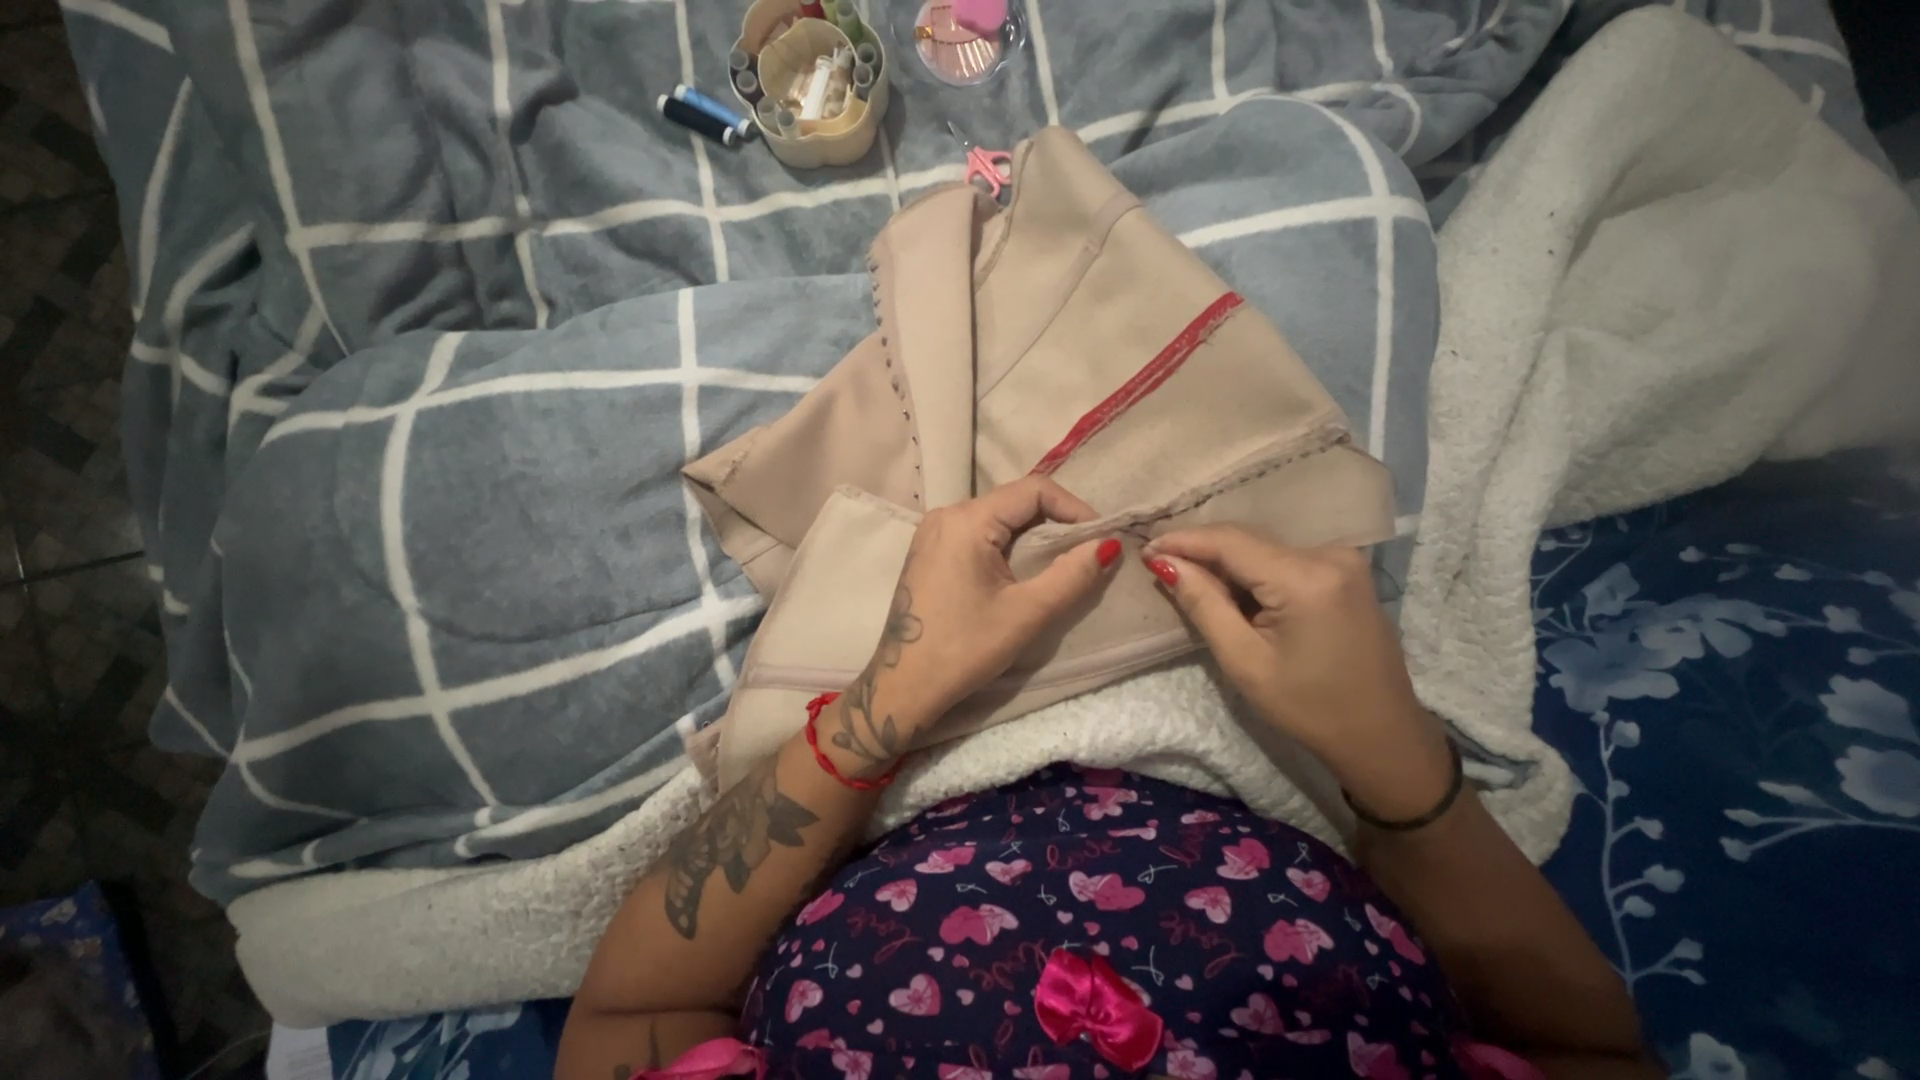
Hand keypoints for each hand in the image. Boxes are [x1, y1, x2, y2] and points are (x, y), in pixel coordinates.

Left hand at [820, 477, 1121, 776]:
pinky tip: (1023, 572)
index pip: (1033, 489)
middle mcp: (945, 515)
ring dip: (1033, 535)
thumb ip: (1072, 575)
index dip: (1074, 507)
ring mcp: (933, 532)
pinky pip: (978, 534)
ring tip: (1061, 563)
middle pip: (1014, 501)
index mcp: (966, 520)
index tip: (1100, 537)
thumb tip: (1108, 545)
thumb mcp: (1026, 613)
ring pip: (998, 518)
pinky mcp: (930, 552)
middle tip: (1087, 552)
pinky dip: (1008, 546)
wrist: (904, 686)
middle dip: (1056, 521)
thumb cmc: (964, 649)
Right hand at [1142, 525, 1455, 819]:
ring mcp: (1344, 559)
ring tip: (1189, 579)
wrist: (1381, 734)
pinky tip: (1232, 589)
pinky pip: (1286, 558)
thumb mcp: (1244, 661)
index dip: (1184, 540)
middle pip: (1249, 540)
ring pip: (1265, 548)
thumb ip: (1204, 603)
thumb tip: (1165, 562)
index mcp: (1306, 577)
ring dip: (1227, 562)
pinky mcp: (1347, 571)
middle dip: (1202, 550)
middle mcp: (1330, 554)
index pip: (1230, 541)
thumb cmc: (1309, 707)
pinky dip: (1254, 570)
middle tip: (1160, 565)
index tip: (1144, 549)